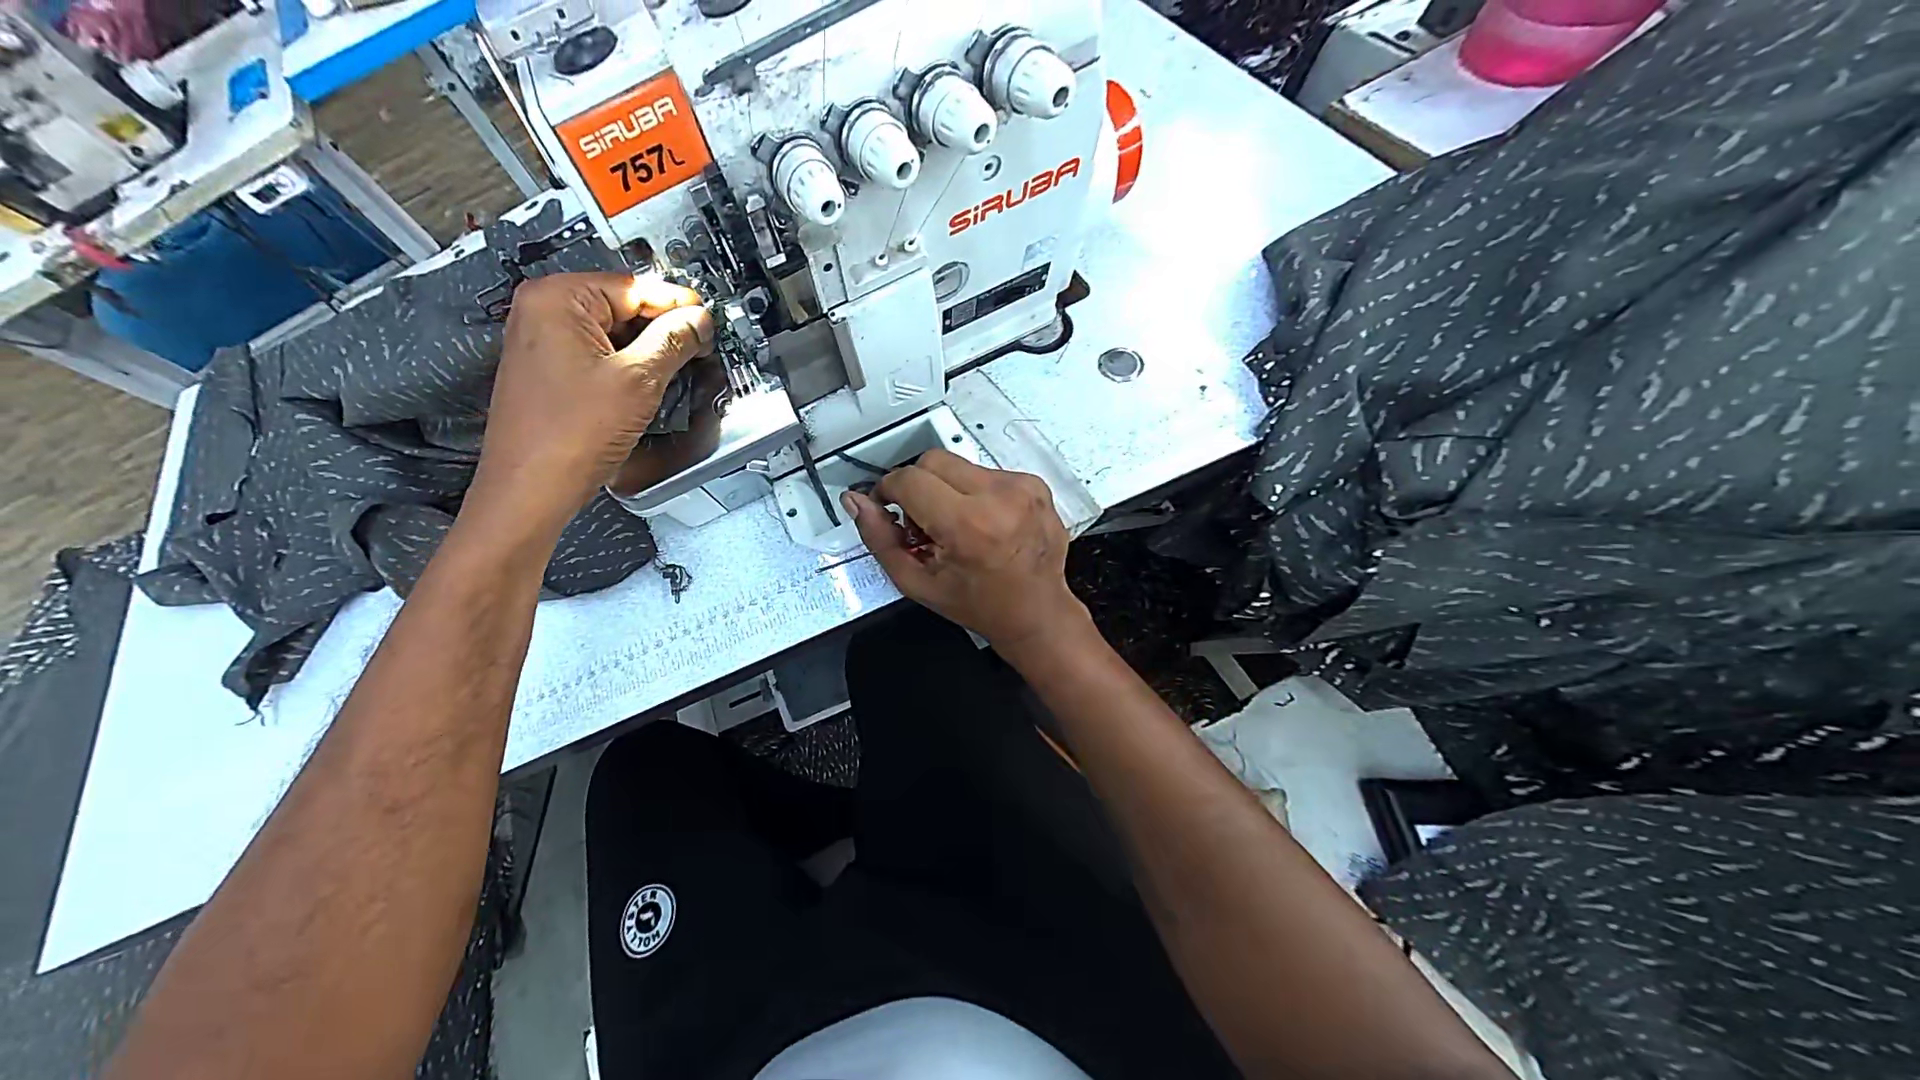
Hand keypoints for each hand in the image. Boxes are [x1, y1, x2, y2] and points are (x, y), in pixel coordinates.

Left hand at [468, 272, 713, 533]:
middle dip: (663, 329)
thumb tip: (696, 320)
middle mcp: (541, 312)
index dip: (677, 304)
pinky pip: (599, 355)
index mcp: (556, 299)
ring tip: (675, 372)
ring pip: (614, 333)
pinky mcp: (550, 371)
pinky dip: (627, 368)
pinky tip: (646, 388)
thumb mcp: (639, 380)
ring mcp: (542, 342)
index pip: (635, 285)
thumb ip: (673, 341)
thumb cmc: (565, 438)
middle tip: (698, 347)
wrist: (532, 488)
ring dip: (648, 351)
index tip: (706, 319)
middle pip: (623, 306)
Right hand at [843, 449, 1092, 653]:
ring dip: (948, 489)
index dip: (889, 490)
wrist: (1037, 613)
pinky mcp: (1034, 484)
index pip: (909, 479)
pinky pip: (986, 471)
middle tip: (924, 522)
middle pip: (932, 461)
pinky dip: (975, 491)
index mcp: (969, 526)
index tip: (888, 503)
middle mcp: (999, 499)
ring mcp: (1021, 489)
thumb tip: (858, 504)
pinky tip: (982, 522)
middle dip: (918, 486)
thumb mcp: (918, 583)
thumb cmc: (984, 605)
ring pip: (958, 463)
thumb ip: (881, 540)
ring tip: (957, 527)